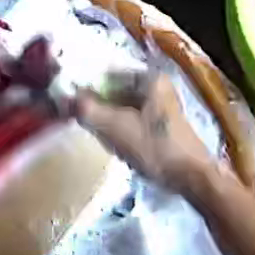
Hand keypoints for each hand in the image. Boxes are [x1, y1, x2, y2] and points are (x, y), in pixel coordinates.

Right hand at [74, 72, 214, 192]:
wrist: (194, 180)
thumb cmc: (155, 148)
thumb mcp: (115, 128)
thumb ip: (86, 109)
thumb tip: (60, 97)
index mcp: (149, 78)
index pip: (106, 73)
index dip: (85, 85)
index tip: (67, 100)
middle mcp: (157, 86)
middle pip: (114, 89)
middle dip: (95, 103)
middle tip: (77, 118)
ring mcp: (162, 106)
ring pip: (121, 106)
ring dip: (105, 118)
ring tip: (94, 132)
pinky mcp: (162, 126)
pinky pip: (131, 119)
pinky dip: (118, 128)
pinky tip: (112, 143)